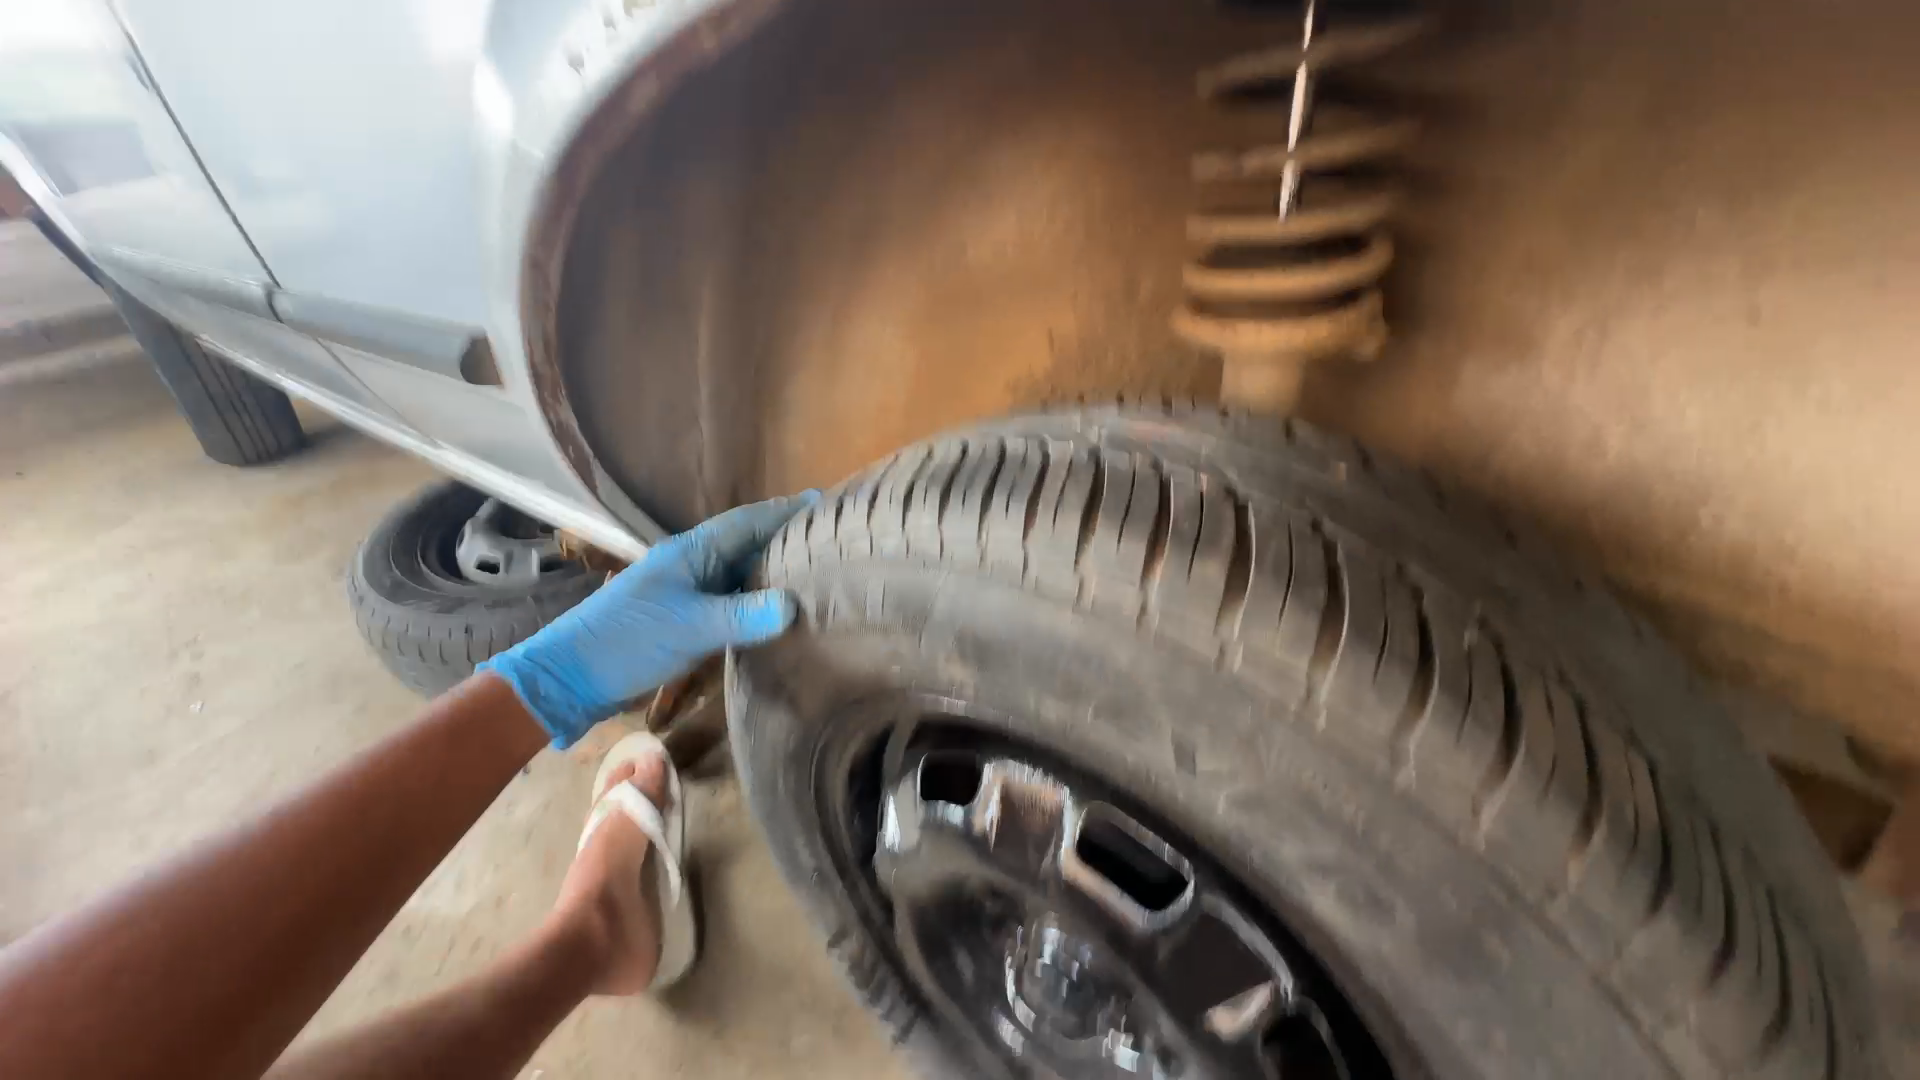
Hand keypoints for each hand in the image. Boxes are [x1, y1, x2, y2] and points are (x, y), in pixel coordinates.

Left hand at [478, 492, 816, 747]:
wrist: (569, 677)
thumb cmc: (627, 641)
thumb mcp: (689, 627)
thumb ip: (743, 615)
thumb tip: (796, 604)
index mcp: (691, 552)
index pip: (746, 522)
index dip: (783, 512)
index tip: (821, 502)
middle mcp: (691, 565)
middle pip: (745, 544)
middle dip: (784, 538)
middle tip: (827, 539)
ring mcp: (685, 592)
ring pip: (738, 574)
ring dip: (771, 570)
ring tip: (812, 572)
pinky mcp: (682, 620)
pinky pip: (729, 601)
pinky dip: (755, 601)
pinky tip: (774, 612)